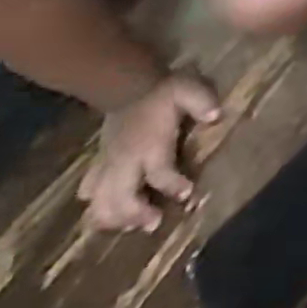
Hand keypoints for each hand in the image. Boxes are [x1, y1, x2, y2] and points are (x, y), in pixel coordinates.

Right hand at [79, 73, 221, 230]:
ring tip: (132, 223)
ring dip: (113, 218)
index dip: (174, 186)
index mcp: (150, 145)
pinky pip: (88, 191)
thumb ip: (203, 103)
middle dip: (136, 216)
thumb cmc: (163, 90)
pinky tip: (109, 210)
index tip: (188, 193)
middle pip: (121, 200)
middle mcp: (126, 160)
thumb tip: (217, 116)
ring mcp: (109, 164)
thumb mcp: (189, 90)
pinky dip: (96, 205)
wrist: (128, 84)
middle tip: (154, 222)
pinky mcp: (99, 163)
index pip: (160, 174)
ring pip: (99, 204)